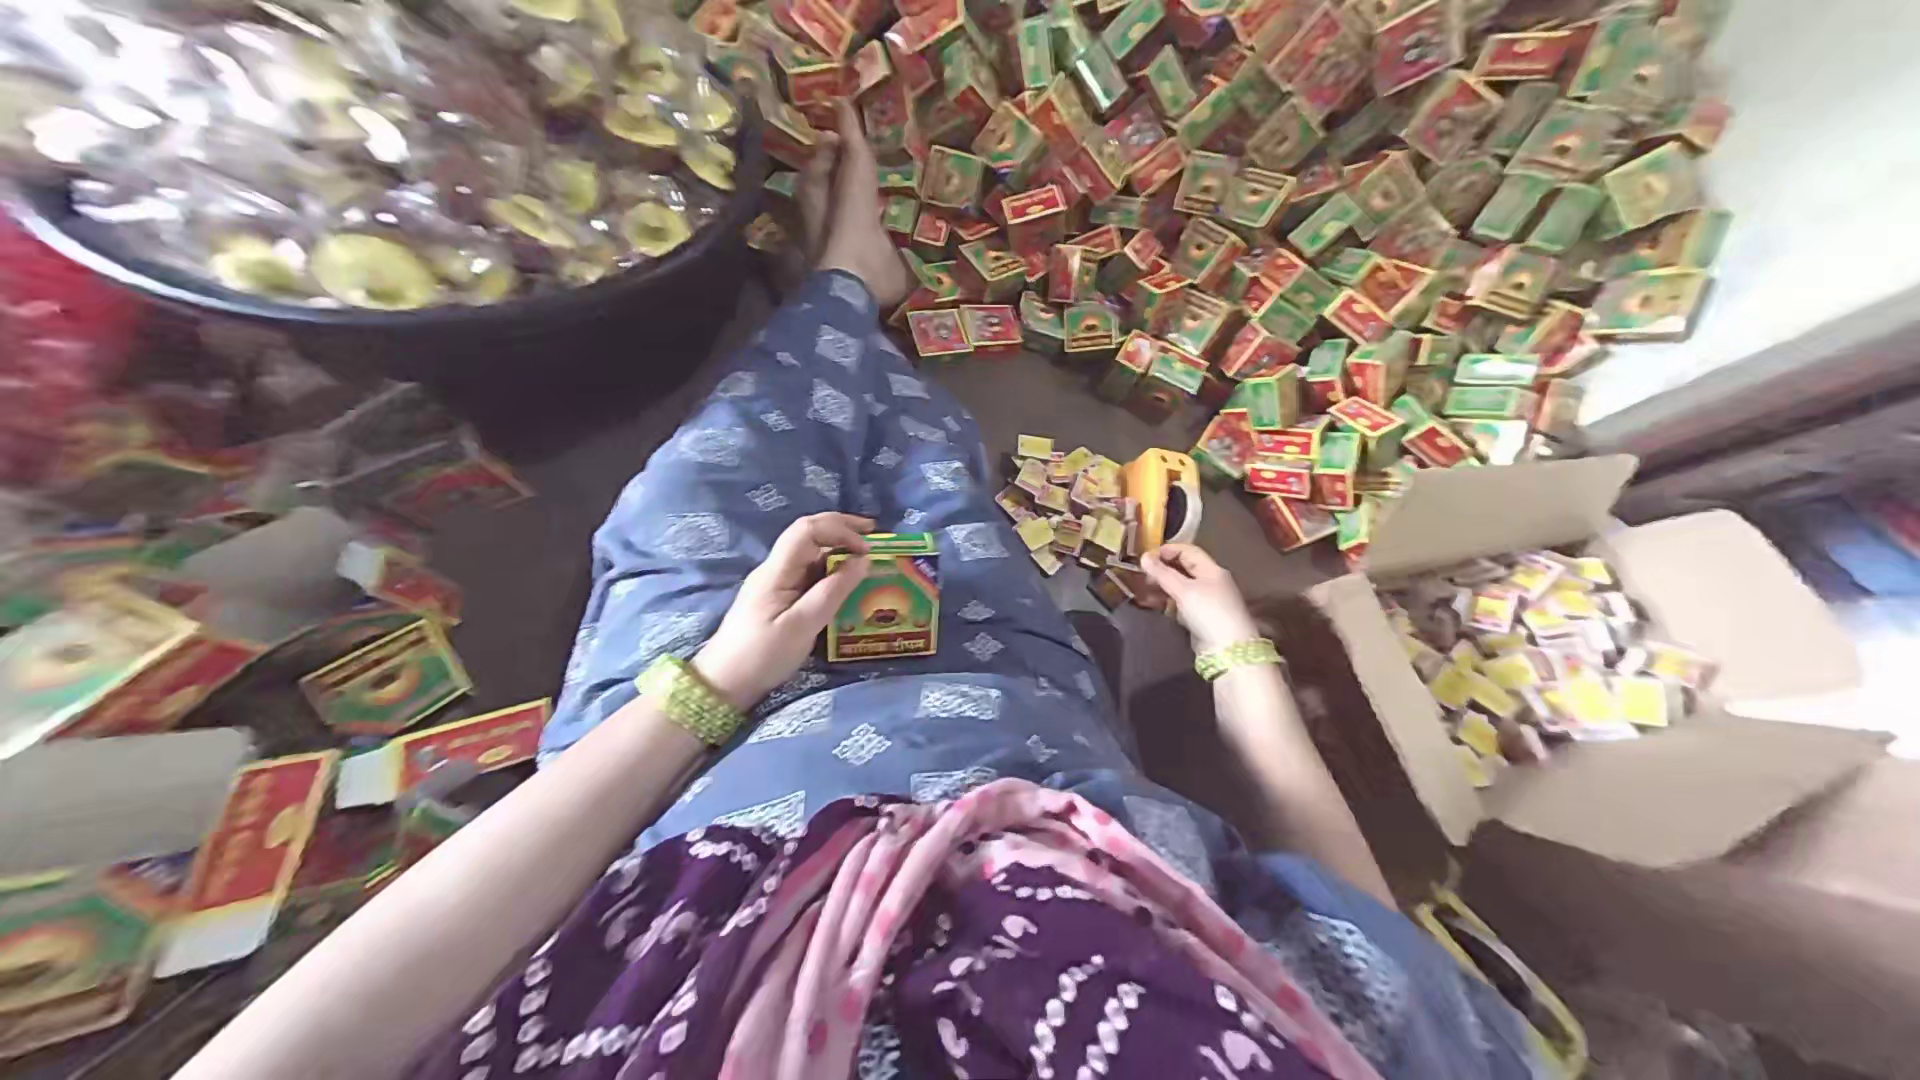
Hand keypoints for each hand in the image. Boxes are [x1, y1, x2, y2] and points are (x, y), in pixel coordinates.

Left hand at [692, 513, 871, 710]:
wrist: (724, 682)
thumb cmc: (763, 655)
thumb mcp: (803, 626)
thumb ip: (834, 590)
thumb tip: (864, 560)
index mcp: (777, 570)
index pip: (808, 529)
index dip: (840, 530)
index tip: (868, 548)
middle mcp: (775, 568)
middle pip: (809, 533)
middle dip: (842, 528)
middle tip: (875, 535)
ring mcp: (776, 581)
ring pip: (810, 551)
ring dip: (839, 547)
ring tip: (867, 555)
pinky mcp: (779, 596)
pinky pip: (808, 571)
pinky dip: (831, 567)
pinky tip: (847, 578)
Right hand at [1141, 543, 1261, 655]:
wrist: (1227, 649)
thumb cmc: (1208, 612)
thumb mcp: (1184, 590)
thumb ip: (1162, 573)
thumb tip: (1144, 556)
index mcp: (1212, 570)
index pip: (1188, 550)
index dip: (1167, 550)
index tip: (1146, 557)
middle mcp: (1210, 581)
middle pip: (1184, 567)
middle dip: (1163, 568)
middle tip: (1143, 574)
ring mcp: (1206, 599)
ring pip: (1181, 585)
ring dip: (1163, 584)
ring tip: (1145, 588)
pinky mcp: (1200, 615)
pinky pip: (1181, 601)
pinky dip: (1168, 599)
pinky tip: (1155, 602)